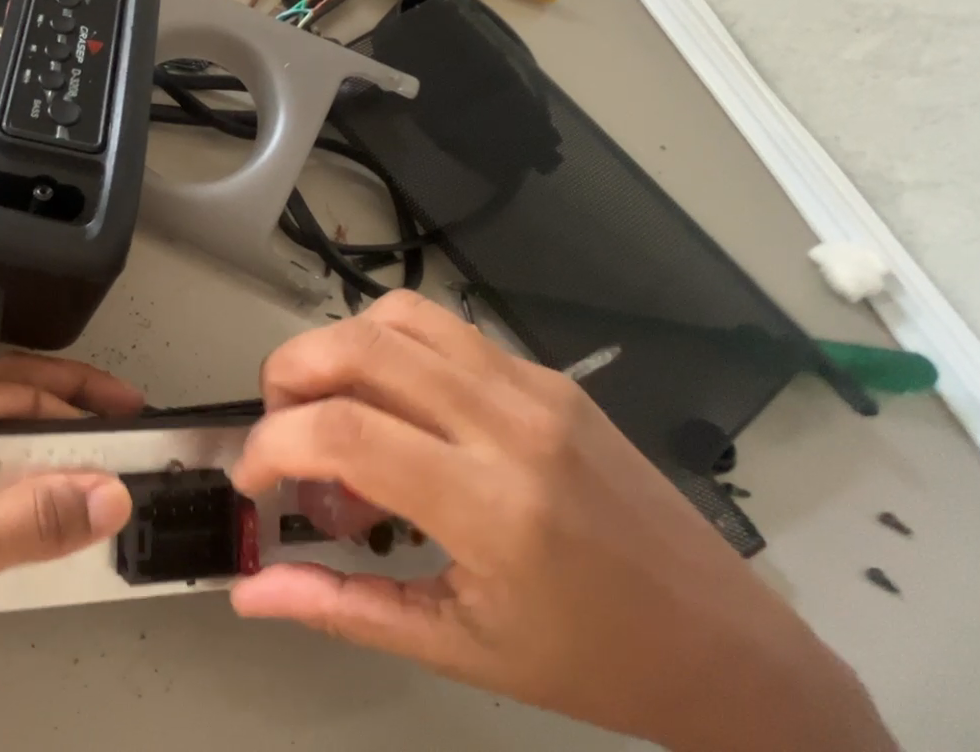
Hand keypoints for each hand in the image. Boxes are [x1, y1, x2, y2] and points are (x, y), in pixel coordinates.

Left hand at [0, 355, 139, 751]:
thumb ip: (27, 521)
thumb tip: (112, 492)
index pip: (26, 384)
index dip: (88, 395)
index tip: (142, 417)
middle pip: (9, 417)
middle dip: (71, 435)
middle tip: (127, 465)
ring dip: (37, 477)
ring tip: (87, 509)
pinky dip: (1, 514)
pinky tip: (18, 549)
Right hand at [229, 291, 893, 751]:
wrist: (731, 647)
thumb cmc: (592, 662)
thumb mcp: (455, 648)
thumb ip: (340, 610)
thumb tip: (249, 593)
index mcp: (492, 508)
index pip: (342, 433)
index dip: (269, 445)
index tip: (253, 482)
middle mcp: (512, 425)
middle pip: (358, 347)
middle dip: (286, 378)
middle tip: (280, 433)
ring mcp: (535, 389)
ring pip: (396, 317)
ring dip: (335, 352)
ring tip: (330, 413)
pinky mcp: (548, 378)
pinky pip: (442, 331)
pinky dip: (387, 354)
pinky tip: (396, 417)